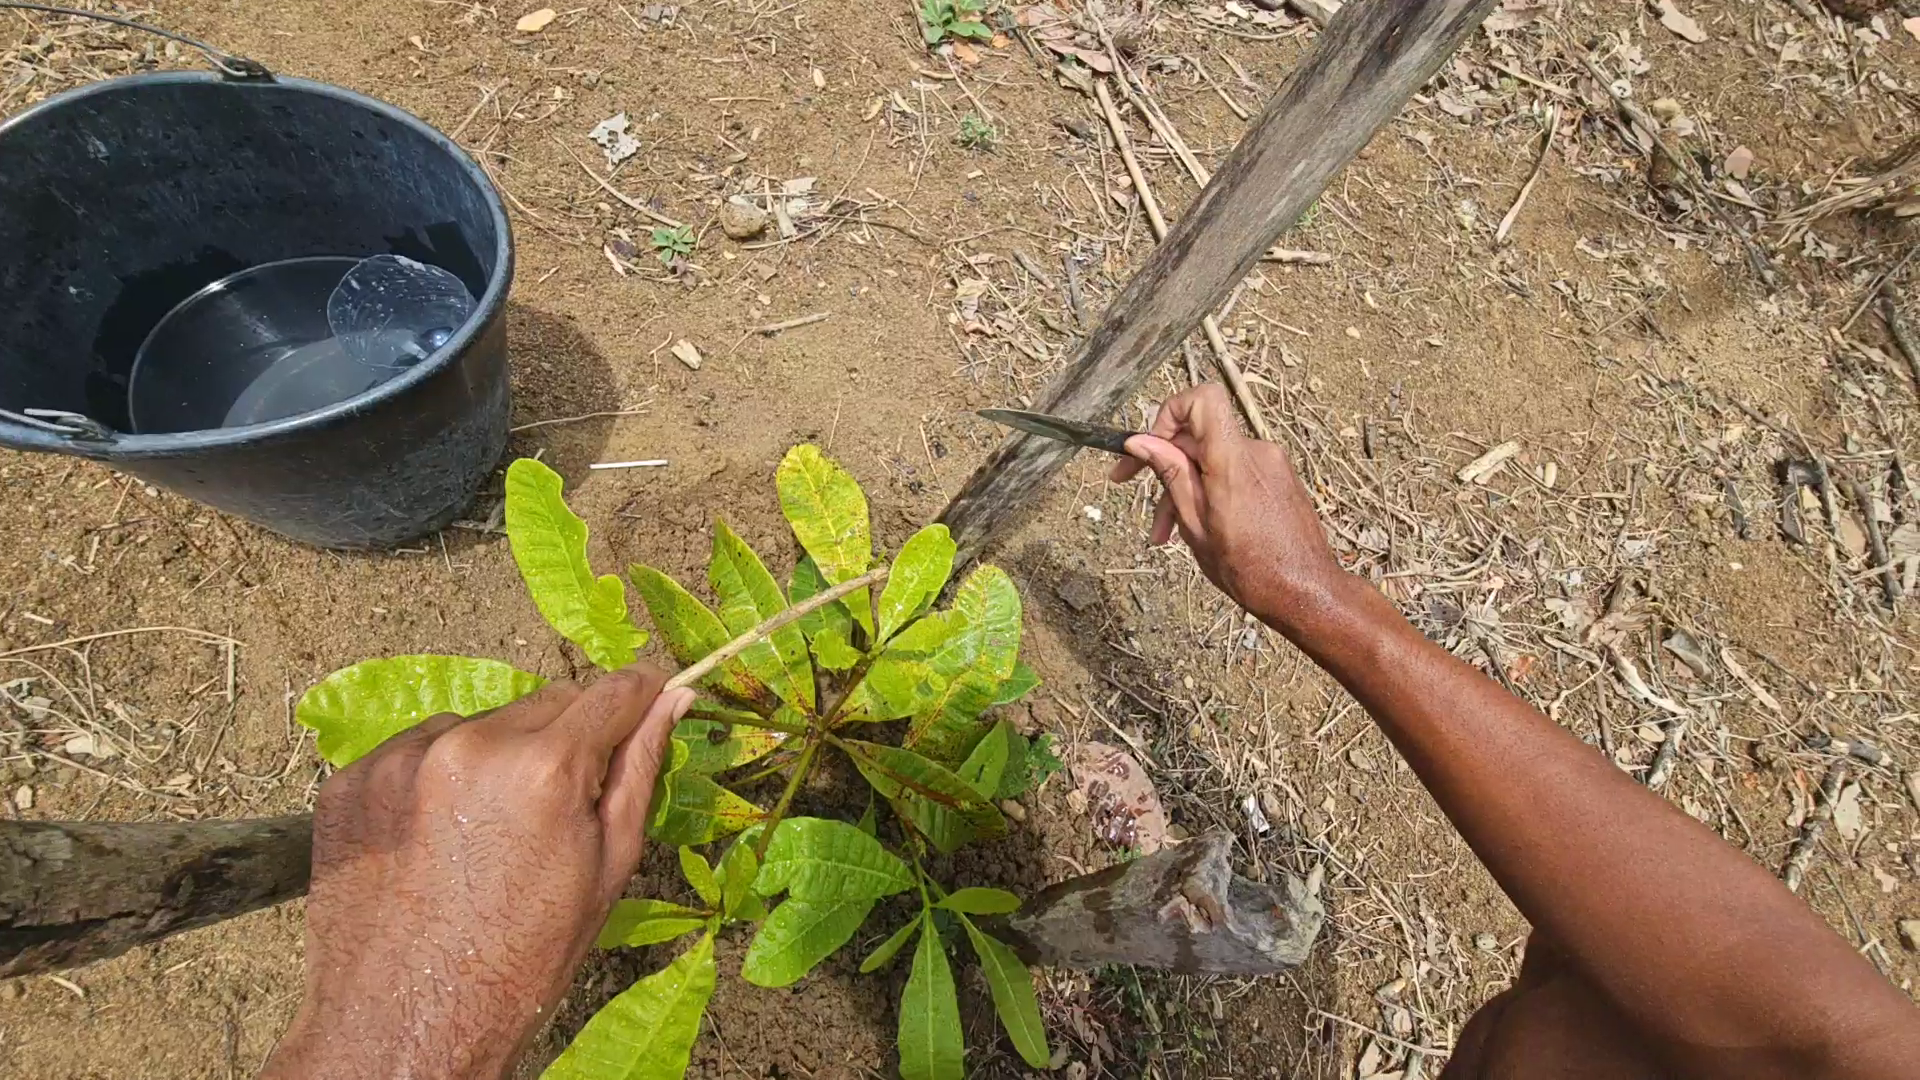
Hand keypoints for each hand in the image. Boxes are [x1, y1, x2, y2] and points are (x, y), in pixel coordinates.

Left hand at [262, 666, 694, 1079]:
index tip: (653, 702)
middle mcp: (473, 744)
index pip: (617, 689)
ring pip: (495, 719)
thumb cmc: (530, 951)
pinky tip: (450, 825)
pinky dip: (452, 768)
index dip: (644, 694)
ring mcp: (404, 758)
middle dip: (575, 733)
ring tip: (499, 818)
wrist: (405, 1028)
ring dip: (512, 749)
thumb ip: (643, 764)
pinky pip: (431, 743)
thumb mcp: (612, 858)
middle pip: (555, 699)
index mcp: (546, 767)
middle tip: (567, 796)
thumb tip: (675, 696)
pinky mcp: (354, 777)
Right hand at [1110, 383, 1346, 629]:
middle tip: (1129, 487)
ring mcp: (1270, 462)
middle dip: (1162, 463)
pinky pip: (1231, 470)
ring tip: (1164, 532)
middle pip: (1197, 436)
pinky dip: (1207, 490)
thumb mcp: (1194, 524)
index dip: (1168, 414)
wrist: (1307, 592)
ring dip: (1182, 487)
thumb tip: (1140, 442)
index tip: (1148, 445)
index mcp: (1232, 462)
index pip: (1202, 399)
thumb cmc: (1252, 569)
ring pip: (1210, 459)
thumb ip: (1169, 474)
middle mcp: (1256, 452)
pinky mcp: (1277, 476)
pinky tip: (1195, 526)